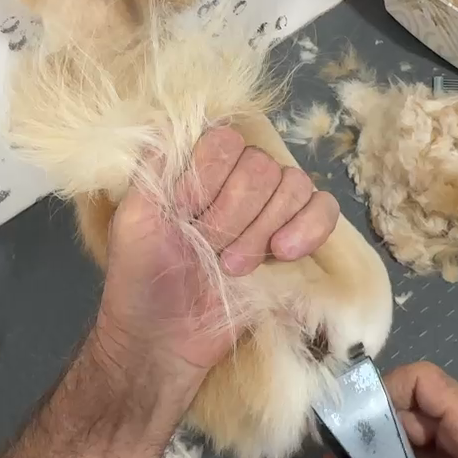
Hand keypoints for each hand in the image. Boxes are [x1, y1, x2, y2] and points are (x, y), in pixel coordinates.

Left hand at [91, 125, 339, 395]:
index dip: (210, 176)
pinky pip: (324, 209)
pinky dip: (310, 227)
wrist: (166, 341)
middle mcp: (235, 181)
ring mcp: (268, 209)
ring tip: (237, 265)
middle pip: (261, 165)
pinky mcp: (296, 238)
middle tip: (210, 249)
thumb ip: (153, 166)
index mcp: (196, 169)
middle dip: (235, 213)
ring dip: (265, 228)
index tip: (184, 212)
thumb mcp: (133, 219)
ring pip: (294, 184)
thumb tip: (174, 116)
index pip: (224, 139)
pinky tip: (284, 252)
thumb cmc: (141, 279)